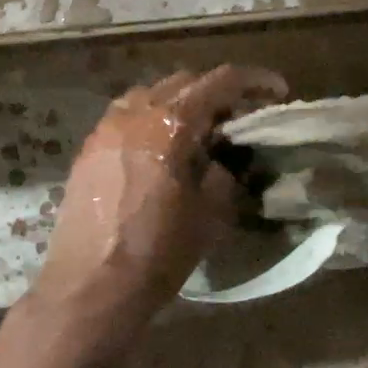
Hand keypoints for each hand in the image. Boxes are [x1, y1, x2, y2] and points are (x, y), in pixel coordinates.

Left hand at [31, 65, 287, 329]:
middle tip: (238, 119)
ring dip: (180, 103)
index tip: (278, 92)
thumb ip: (224, 174)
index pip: (220, 81)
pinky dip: (151, 120)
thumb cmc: (158, 252)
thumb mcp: (210, 215)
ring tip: (198, 132)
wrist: (90, 286)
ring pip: (150, 95)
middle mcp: (135, 113)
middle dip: (216, 92)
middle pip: (184, 82)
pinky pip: (126, 117)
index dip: (254, 81)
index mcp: (171, 124)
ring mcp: (106, 128)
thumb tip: (223, 158)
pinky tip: (160, 149)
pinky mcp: (89, 148)